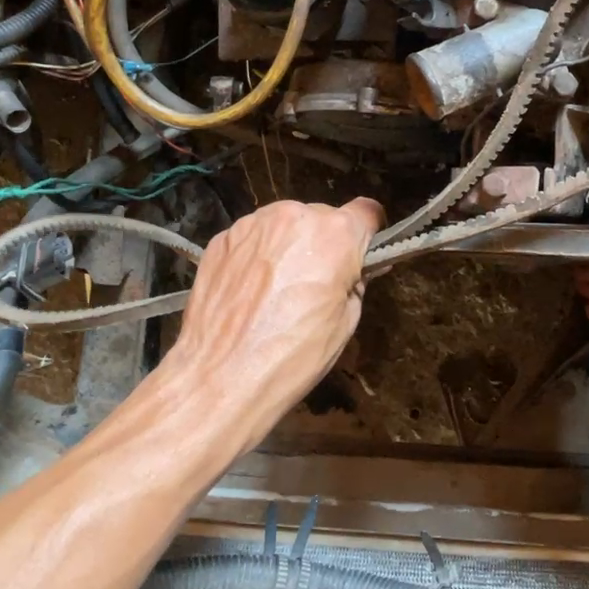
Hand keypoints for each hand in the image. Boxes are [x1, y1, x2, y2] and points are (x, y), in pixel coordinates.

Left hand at [165, 198, 382, 447]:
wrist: (221, 377)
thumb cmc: (293, 355)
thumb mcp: (346, 323)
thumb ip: (355, 282)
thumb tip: (355, 270)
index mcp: (335, 234)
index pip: (367, 211)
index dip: (368, 232)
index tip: (361, 252)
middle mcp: (295, 216)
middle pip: (323, 218)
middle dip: (324, 243)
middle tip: (315, 283)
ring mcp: (253, 224)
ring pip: (285, 224)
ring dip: (289, 245)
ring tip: (276, 289)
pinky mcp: (222, 238)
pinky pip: (253, 237)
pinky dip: (258, 254)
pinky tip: (250, 291)